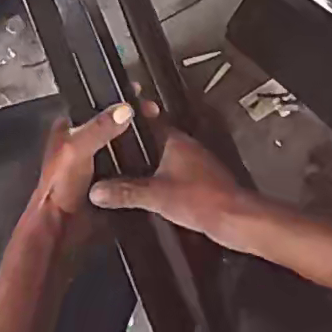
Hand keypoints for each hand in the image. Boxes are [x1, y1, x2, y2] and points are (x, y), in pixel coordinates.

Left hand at [28, 99, 155, 223]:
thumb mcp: (77, 149)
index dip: (116, 95)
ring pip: (122, 141)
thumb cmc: (59, 185)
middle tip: (154, 112)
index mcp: (69, 127)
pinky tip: (155, 154)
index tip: (138, 91)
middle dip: (133, 117)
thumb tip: (125, 109)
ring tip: (160, 129)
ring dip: (138, 137)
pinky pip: (128, 162)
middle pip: (113, 121)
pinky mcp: (108, 177)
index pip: (96, 102)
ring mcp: (97, 160)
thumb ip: (99, 128)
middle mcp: (83, 140)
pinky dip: (140, 158)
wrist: (60, 227)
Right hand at [90, 128, 263, 251]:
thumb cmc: (200, 198)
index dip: (133, 115)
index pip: (150, 119)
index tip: (116, 112)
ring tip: (124, 170)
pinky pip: (173, 174)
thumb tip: (96, 190)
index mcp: (175, 140)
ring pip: (165, 157)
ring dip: (148, 162)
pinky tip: (148, 191)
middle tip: (112, 147)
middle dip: (136, 142)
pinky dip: (159, 178)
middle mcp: (186, 147)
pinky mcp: (200, 181)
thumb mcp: (155, 194)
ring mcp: (195, 164)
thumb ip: (125, 192)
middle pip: (156, 138)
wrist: (235, 219)